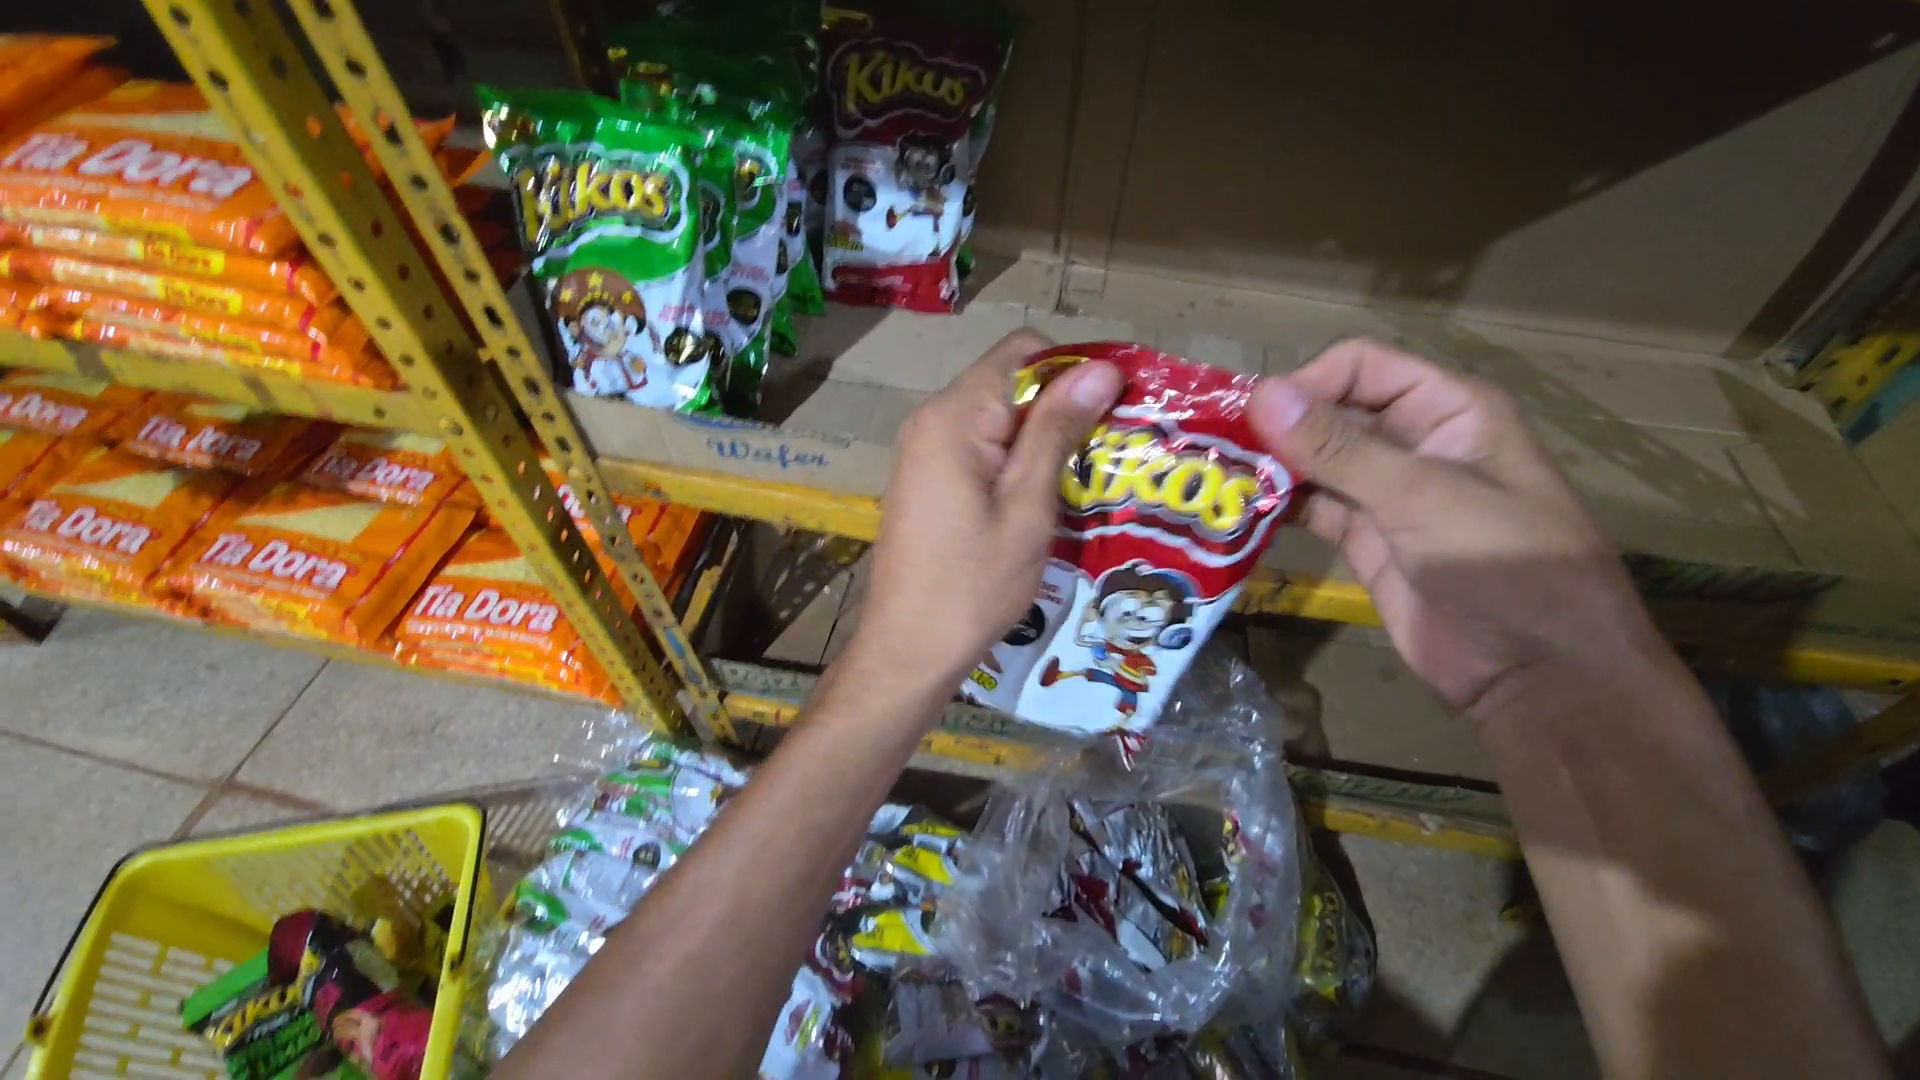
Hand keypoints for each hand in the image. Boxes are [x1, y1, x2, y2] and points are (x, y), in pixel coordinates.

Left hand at [849, 330, 1121, 693]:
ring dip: (1043, 438)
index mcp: (953, 416)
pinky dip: (1015, 461)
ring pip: (998, 416)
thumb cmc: (973, 585)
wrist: (909, 648)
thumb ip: (1057, 431)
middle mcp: (931, 420)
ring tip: (1086, 479)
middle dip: (1062, 407)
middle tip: (1109, 452)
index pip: (1023, 352)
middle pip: (1010, 381)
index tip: (1114, 409)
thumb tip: (1101, 368)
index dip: (1074, 369)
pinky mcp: (927, 479)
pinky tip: (1044, 499)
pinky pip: (980, 448)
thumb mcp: (1027, 507)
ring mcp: (924, 451)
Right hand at [1249, 339, 1663, 714]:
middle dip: (1277, 429)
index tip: (1254, 419)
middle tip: (1213, 449)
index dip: (1308, 384)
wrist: (1534, 671)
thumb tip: (1261, 394)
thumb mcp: (1421, 496)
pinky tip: (1238, 514)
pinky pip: (1311, 509)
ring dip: (1270, 470)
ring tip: (1216, 481)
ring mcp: (1385, 493)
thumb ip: (1338, 448)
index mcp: (1447, 410)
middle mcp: (1413, 442)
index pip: (1361, 368)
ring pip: (1314, 464)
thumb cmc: (1502, 565)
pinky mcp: (1363, 538)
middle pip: (1330, 414)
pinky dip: (1277, 510)